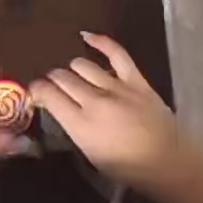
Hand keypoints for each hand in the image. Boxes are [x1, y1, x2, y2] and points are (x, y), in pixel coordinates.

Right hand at [30, 32, 202, 194]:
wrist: (166, 162)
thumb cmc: (125, 166)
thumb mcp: (89, 152)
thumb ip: (73, 126)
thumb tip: (62, 109)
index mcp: (80, 124)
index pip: (48, 95)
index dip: (37, 90)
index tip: (36, 93)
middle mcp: (93, 101)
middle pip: (62, 78)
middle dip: (52, 80)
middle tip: (54, 87)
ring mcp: (115, 87)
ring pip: (82, 65)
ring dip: (71, 69)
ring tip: (72, 76)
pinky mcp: (136, 80)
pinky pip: (116, 53)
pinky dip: (100, 42)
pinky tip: (86, 37)